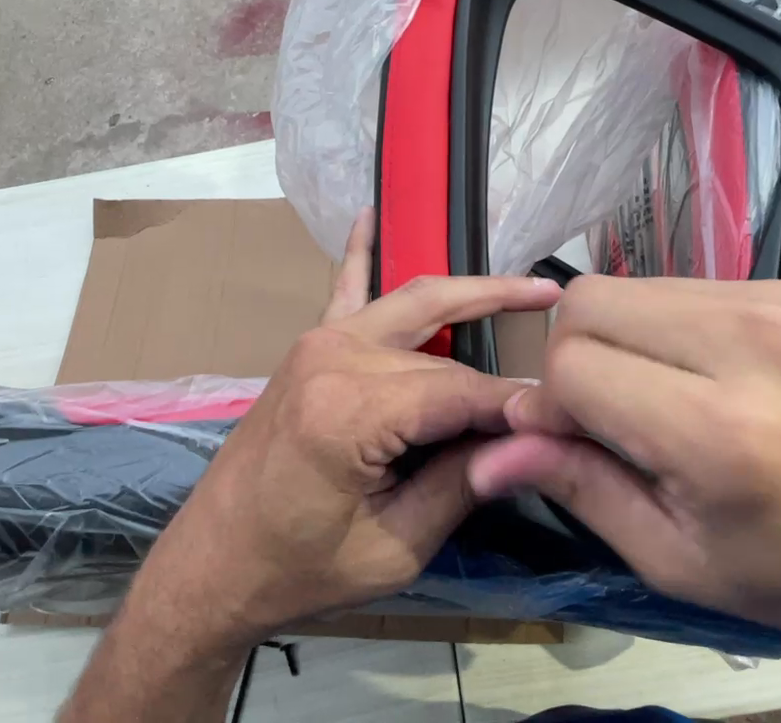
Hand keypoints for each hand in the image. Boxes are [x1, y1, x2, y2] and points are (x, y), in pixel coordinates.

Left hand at [123, 210, 561, 653]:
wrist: (215, 561)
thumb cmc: (299, 567)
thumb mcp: (393, 548)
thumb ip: (460, 484)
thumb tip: (522, 439)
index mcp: (352, 412)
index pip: (460, 390)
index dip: (515, 405)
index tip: (565, 413)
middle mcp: (335, 357)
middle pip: (443, 341)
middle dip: (501, 342)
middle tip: (562, 338)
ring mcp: (318, 342)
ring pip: (411, 301)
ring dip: (468, 291)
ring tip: (529, 286)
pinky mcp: (308, 346)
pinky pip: (344, 287)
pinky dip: (363, 251)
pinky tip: (371, 215)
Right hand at [467, 275, 780, 648]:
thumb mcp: (676, 559)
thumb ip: (576, 487)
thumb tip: (490, 452)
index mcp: (718, 431)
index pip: (571, 366)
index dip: (551, 406)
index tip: (570, 443)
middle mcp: (743, 345)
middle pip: (584, 303)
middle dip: (570, 358)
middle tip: (605, 418)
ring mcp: (765, 302)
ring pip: (619, 286)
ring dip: (611, 339)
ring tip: (651, 398)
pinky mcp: (776, 287)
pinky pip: (666, 285)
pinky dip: (651, 326)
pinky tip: (688, 373)